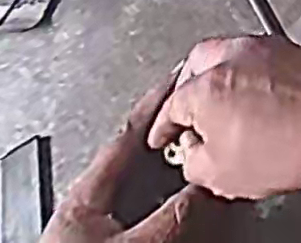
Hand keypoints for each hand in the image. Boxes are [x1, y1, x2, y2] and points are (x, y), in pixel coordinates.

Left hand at [43, 76, 228, 242]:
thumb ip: (173, 216)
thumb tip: (212, 186)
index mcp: (86, 197)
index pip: (128, 133)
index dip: (159, 101)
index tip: (183, 74)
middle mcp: (95, 211)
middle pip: (145, 163)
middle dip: (179, 143)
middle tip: (211, 125)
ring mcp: (106, 235)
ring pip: (153, 195)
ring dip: (184, 182)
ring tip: (214, 168)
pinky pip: (157, 220)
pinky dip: (180, 211)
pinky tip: (202, 212)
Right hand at [148, 36, 300, 199]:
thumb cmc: (288, 144)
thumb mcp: (222, 175)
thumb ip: (195, 160)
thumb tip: (194, 152)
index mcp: (206, 86)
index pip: (171, 105)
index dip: (164, 126)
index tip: (164, 135)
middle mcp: (230, 56)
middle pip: (194, 66)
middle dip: (187, 89)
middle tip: (189, 113)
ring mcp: (259, 46)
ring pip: (224, 53)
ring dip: (216, 76)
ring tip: (222, 106)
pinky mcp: (284, 47)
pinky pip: (252, 55)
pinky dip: (244, 72)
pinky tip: (253, 95)